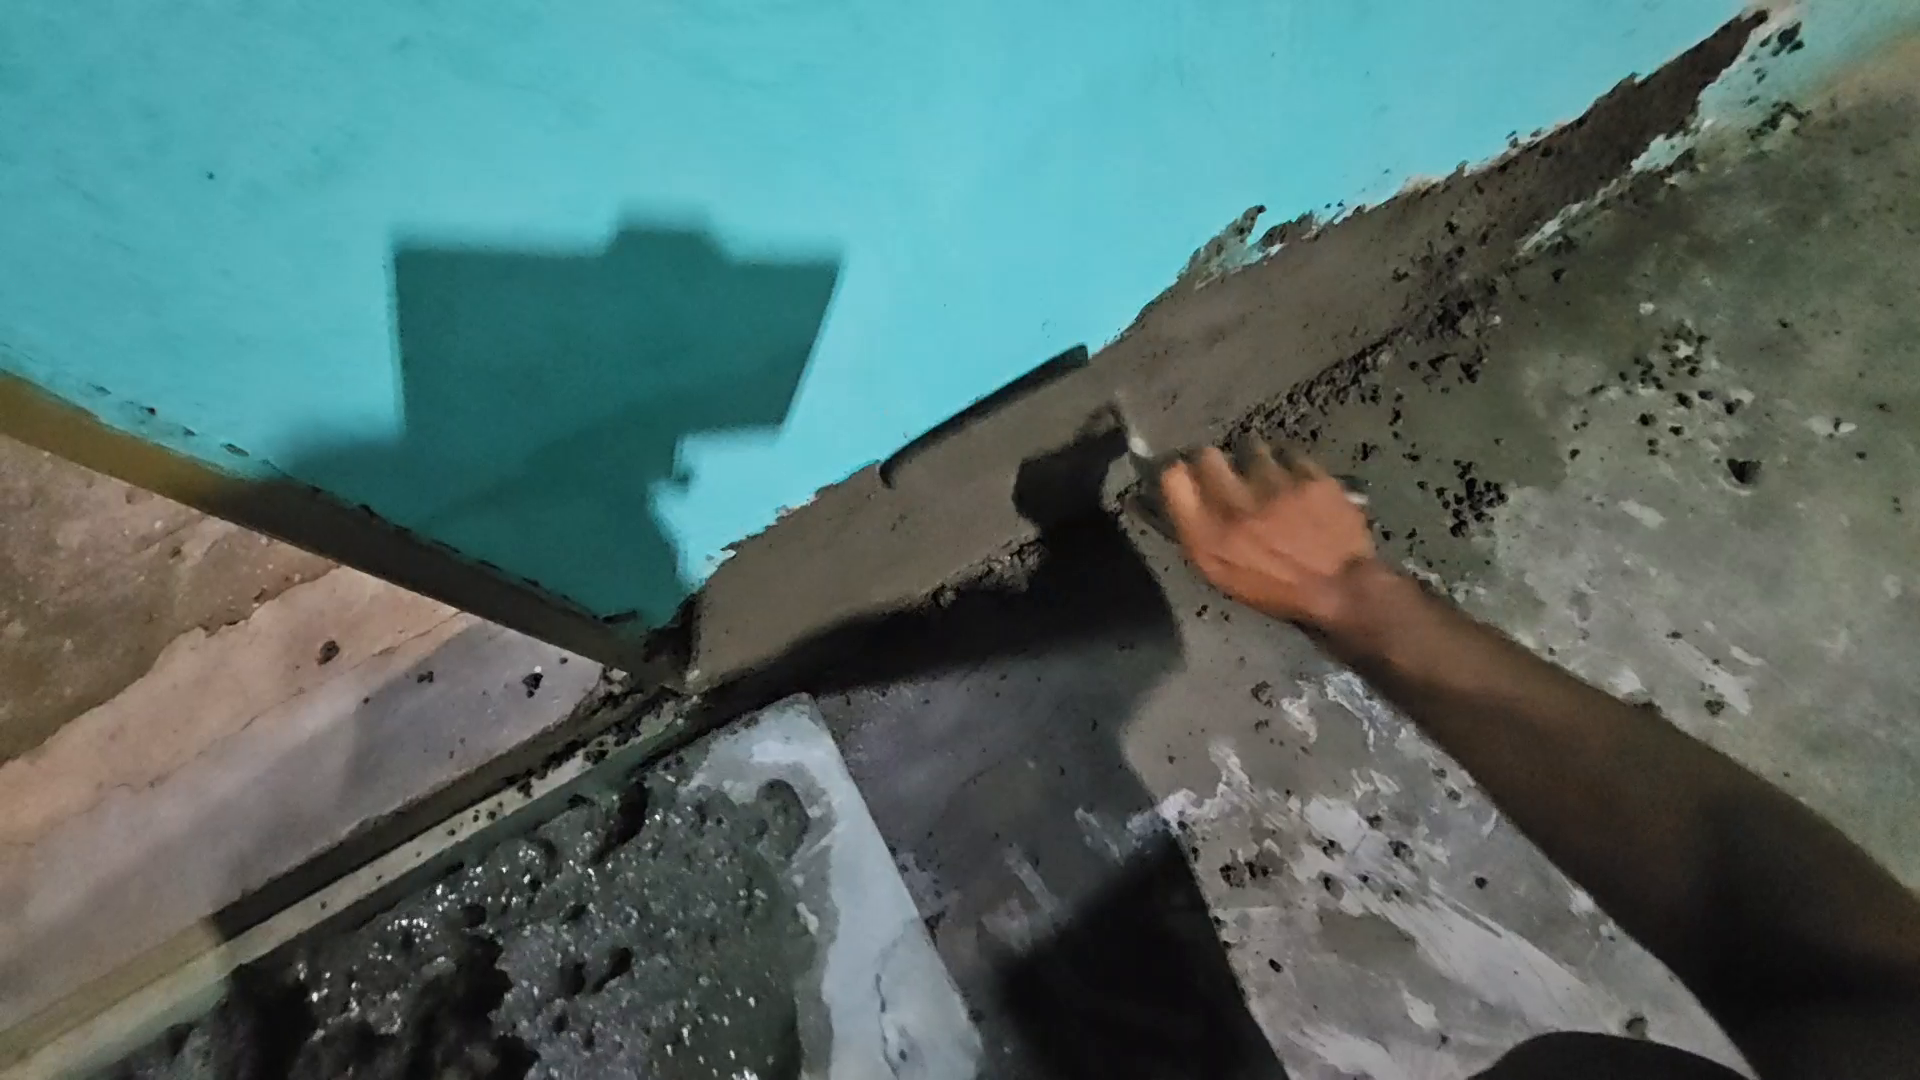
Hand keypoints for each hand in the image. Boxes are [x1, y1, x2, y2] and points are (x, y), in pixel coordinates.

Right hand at [1160, 442, 1377, 629]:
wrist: (1340, 590)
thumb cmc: (1273, 587)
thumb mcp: (1219, 572)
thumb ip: (1192, 532)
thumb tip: (1168, 498)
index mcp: (1207, 535)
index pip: (1172, 477)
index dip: (1176, 473)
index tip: (1186, 476)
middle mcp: (1235, 506)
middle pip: (1206, 455)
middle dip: (1212, 462)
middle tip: (1225, 474)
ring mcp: (1275, 487)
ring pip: (1250, 448)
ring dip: (1253, 460)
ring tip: (1264, 476)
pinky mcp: (1310, 477)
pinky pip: (1288, 453)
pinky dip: (1287, 463)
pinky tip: (1292, 479)